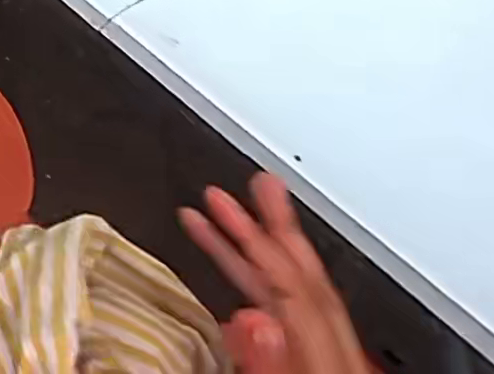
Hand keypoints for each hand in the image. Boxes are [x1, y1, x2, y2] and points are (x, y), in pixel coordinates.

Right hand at [178, 172, 370, 373]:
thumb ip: (267, 365)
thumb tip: (252, 313)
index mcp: (323, 364)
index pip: (293, 291)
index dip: (260, 241)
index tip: (229, 197)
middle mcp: (328, 361)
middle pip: (304, 287)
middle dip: (271, 232)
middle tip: (249, 186)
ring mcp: (317, 366)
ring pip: (290, 298)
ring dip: (250, 250)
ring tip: (212, 210)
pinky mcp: (301, 371)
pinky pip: (277, 317)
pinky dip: (248, 282)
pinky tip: (221, 268)